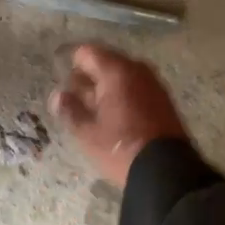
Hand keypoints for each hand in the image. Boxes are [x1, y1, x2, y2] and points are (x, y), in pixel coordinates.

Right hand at [48, 44, 188, 187]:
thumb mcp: (88, 134)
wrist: (166, 171)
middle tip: (79, 102)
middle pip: (105, 62)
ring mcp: (152, 81)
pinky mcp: (164, 97)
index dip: (73, 65)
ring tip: (97, 112)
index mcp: (115, 70)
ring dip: (107, 87)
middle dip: (90, 78)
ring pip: (122, 74)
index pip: (86, 52)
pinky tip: (118, 116)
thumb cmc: (121, 148)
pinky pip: (136, 86)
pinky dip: (124, 94)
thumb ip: (70, 110)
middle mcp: (135, 68)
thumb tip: (57, 95)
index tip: (66, 86)